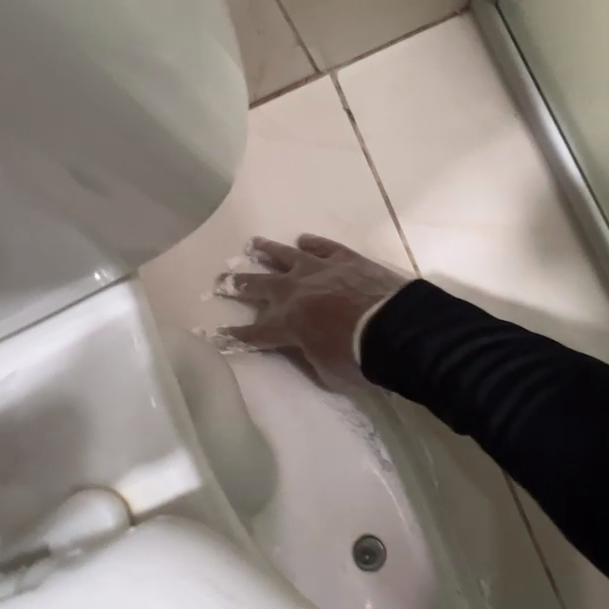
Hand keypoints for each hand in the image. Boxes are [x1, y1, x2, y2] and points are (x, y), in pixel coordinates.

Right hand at [216, 235, 409, 383]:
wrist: (391, 328)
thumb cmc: (356, 358)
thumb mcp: (323, 369)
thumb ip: (308, 353)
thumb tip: (303, 343)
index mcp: (286, 323)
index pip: (253, 332)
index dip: (234, 335)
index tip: (216, 333)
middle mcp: (294, 291)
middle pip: (258, 286)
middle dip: (236, 284)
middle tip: (220, 280)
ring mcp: (318, 269)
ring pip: (285, 255)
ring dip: (267, 251)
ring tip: (252, 244)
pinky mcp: (344, 258)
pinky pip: (322, 246)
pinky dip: (312, 242)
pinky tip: (303, 239)